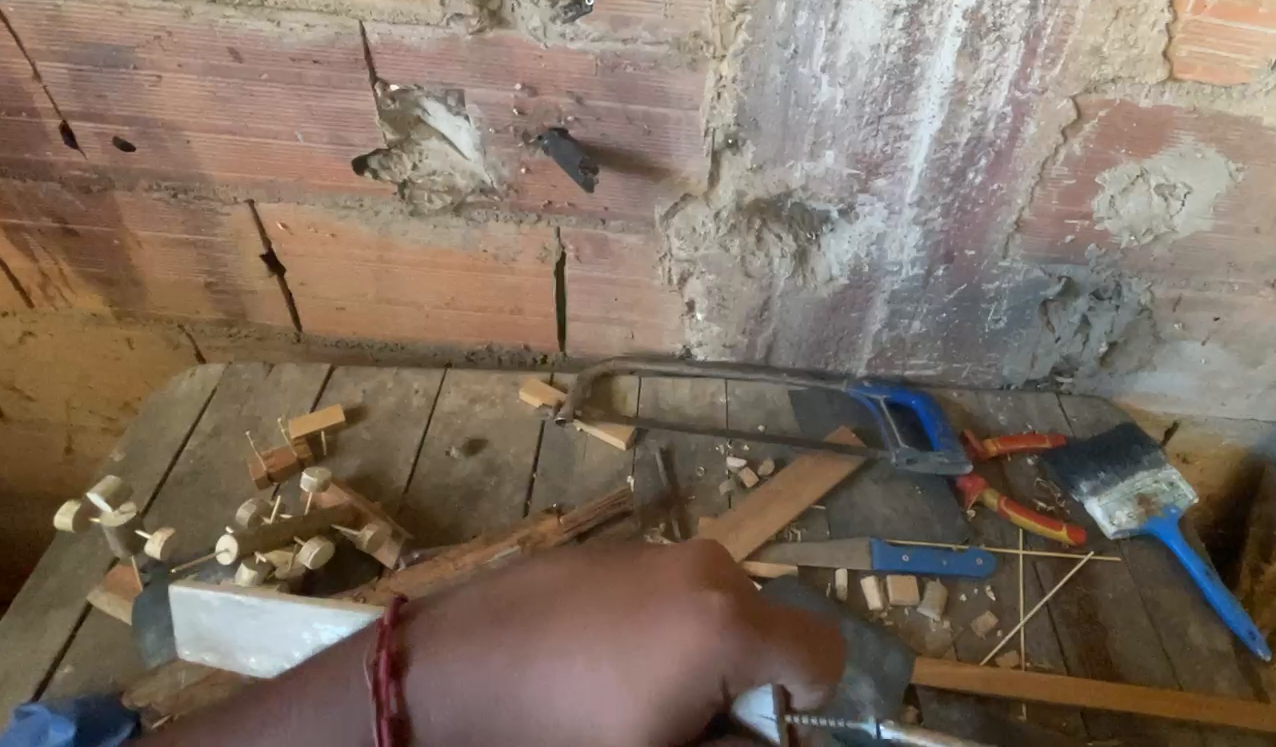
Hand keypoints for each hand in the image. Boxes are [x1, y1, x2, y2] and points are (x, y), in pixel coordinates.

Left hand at [405, 539, 843, 745]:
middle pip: (769, 629)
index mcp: (729, 619)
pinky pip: (678, 591)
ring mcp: (663, 549)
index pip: (824, 651)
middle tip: (681, 723)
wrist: (451, 670)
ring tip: (634, 694)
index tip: (748, 734)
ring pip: (722, 610)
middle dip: (746, 682)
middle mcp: (709, 566)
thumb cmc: (562, 731)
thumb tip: (763, 738)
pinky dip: (667, 629)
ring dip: (704, 655)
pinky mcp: (623, 548)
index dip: (806, 704)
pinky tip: (601, 662)